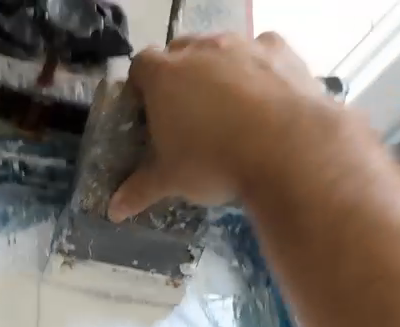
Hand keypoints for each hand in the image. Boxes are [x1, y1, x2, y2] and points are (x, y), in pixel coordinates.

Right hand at [109, 32, 339, 218]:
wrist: (287, 147)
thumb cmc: (212, 162)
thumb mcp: (170, 181)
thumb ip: (139, 190)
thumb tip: (113, 210)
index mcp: (165, 76)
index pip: (140, 65)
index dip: (140, 86)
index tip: (145, 109)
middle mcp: (202, 49)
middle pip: (180, 49)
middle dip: (177, 74)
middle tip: (182, 111)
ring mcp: (243, 44)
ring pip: (221, 47)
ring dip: (216, 69)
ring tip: (224, 107)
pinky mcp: (280, 50)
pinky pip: (260, 52)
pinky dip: (256, 69)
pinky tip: (261, 98)